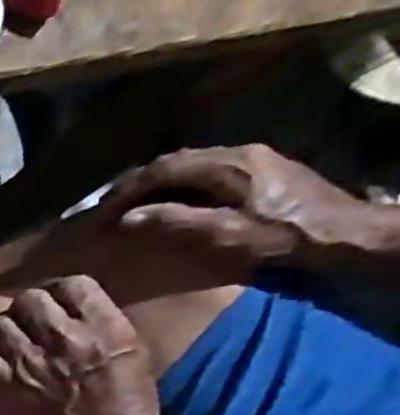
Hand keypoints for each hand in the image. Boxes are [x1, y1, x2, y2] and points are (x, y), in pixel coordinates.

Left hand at [0, 276, 174, 414]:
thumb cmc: (126, 396)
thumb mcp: (128, 348)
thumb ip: (100, 323)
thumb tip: (71, 310)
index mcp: (103, 324)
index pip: (73, 284)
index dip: (57, 291)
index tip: (52, 304)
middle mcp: (64, 336)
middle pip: (29, 300)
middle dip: (23, 309)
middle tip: (22, 324)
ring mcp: (29, 359)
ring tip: (1, 342)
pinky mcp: (3, 382)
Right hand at [100, 144, 374, 271]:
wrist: (340, 231)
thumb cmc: (278, 236)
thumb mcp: (222, 233)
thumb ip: (174, 221)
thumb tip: (128, 218)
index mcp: (228, 166)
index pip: (160, 170)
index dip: (123, 193)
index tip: (99, 217)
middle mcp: (238, 153)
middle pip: (171, 162)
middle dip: (132, 186)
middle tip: (105, 212)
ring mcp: (250, 157)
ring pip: (185, 163)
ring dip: (151, 185)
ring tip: (127, 208)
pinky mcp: (256, 167)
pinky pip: (200, 169)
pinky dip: (171, 184)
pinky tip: (161, 202)